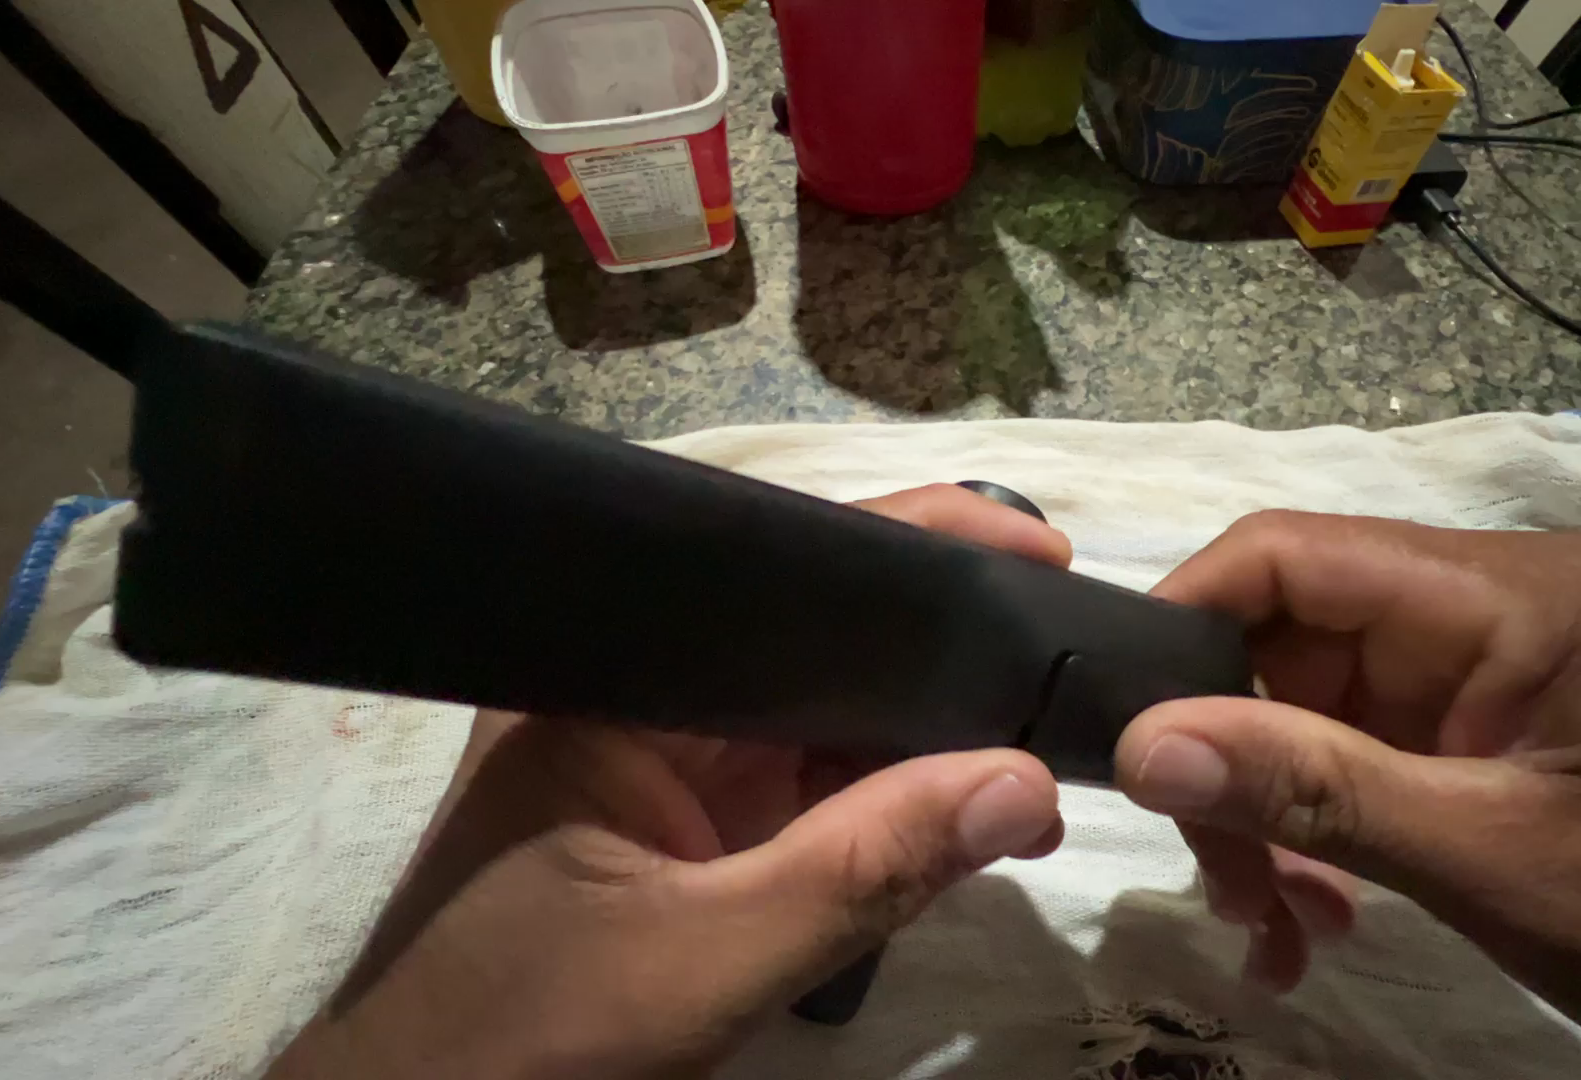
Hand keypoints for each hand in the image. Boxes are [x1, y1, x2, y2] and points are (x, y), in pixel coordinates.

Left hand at [268, 485, 1071, 1079]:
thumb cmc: (521, 1046)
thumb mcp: (701, 961)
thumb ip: (863, 871)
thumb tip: (1023, 786)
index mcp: (630, 670)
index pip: (791, 576)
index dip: (915, 554)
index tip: (1028, 551)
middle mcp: (667, 684)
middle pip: (831, 627)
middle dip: (945, 633)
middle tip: (1059, 631)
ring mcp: (697, 746)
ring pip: (843, 699)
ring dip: (937, 716)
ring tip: (1042, 727)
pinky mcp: (720, 805)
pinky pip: (833, 768)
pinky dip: (905, 783)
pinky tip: (982, 799)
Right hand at [1113, 511, 1580, 1079]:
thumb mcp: (1495, 858)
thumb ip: (1310, 791)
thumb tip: (1142, 750)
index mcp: (1496, 593)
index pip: (1288, 552)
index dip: (1187, 608)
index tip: (1124, 711)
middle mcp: (1461, 608)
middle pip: (1273, 642)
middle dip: (1224, 754)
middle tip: (1217, 873)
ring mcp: (1450, 670)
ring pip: (1286, 709)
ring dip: (1259, 813)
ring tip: (1270, 920)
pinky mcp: (1444, 726)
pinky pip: (1326, 756)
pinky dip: (1298, 833)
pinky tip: (1308, 916)